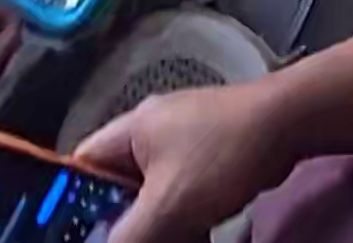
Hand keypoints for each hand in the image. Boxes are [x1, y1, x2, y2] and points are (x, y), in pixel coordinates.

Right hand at [75, 83, 297, 242]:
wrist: (290, 122)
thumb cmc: (223, 153)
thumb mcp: (167, 205)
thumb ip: (124, 242)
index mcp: (134, 130)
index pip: (77, 170)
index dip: (62, 211)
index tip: (64, 240)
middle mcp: (153, 133)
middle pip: (113, 192)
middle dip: (116, 231)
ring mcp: (183, 144)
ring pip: (148, 202)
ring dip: (152, 233)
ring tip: (171, 242)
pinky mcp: (208, 159)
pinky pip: (178, 200)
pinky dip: (179, 226)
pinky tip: (193, 240)